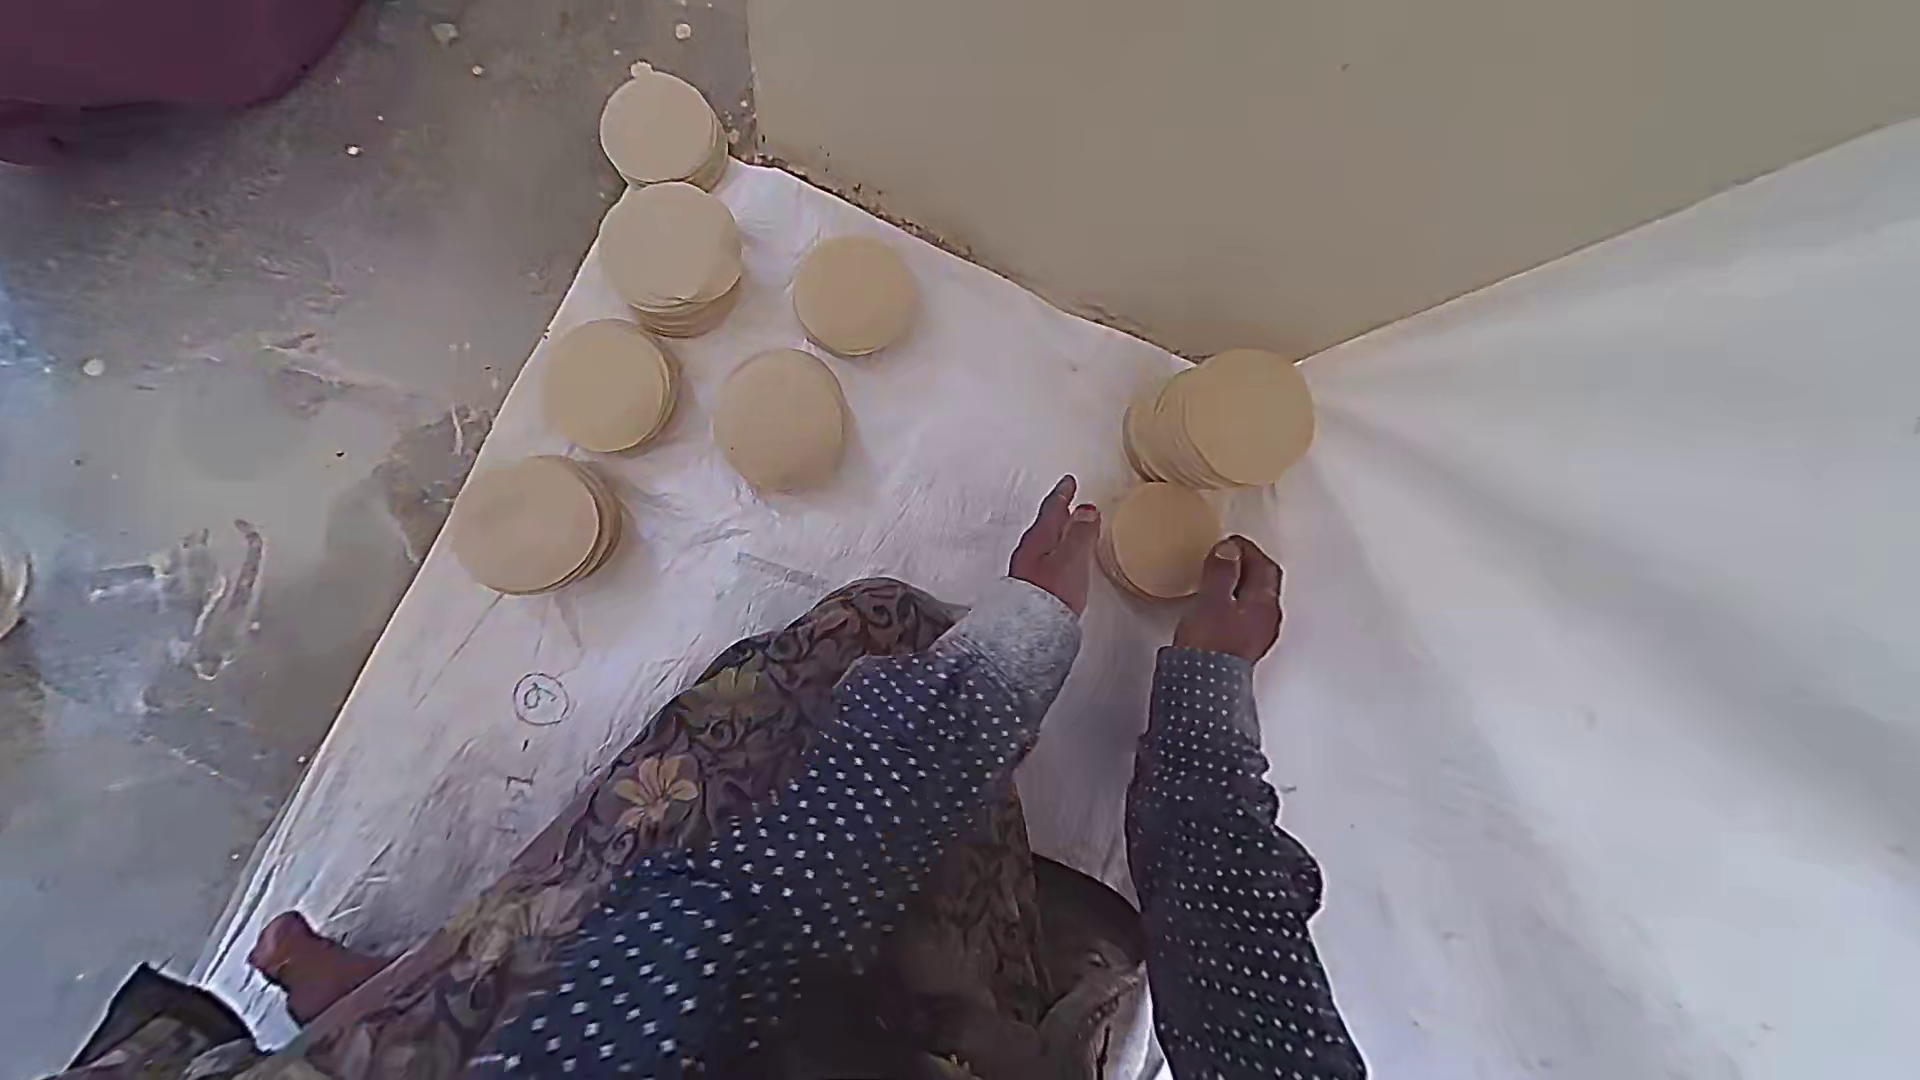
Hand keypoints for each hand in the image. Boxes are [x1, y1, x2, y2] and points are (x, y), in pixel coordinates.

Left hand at [1009, 475, 1100, 615]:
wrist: (1030, 630)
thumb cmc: (1050, 594)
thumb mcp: (1073, 557)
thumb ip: (1081, 533)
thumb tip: (1086, 511)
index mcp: (1038, 538)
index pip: (1052, 508)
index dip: (1062, 493)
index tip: (1068, 481)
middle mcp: (1029, 551)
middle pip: (1046, 524)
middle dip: (1059, 512)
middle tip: (1068, 501)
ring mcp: (1027, 570)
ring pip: (1045, 542)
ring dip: (1058, 532)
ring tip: (1069, 528)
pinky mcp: (1031, 588)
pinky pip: (1045, 559)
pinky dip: (1055, 551)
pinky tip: (1062, 561)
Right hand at [1173, 535, 1282, 663]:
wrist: (1203, 684)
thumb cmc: (1210, 644)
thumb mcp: (1212, 599)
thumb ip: (1221, 572)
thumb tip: (1229, 550)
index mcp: (1264, 604)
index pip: (1264, 567)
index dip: (1247, 550)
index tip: (1230, 542)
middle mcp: (1265, 621)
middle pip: (1263, 583)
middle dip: (1247, 565)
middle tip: (1227, 555)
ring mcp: (1254, 636)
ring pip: (1253, 600)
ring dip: (1239, 584)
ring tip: (1219, 576)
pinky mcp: (1239, 648)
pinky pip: (1241, 615)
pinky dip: (1231, 602)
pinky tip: (1215, 605)